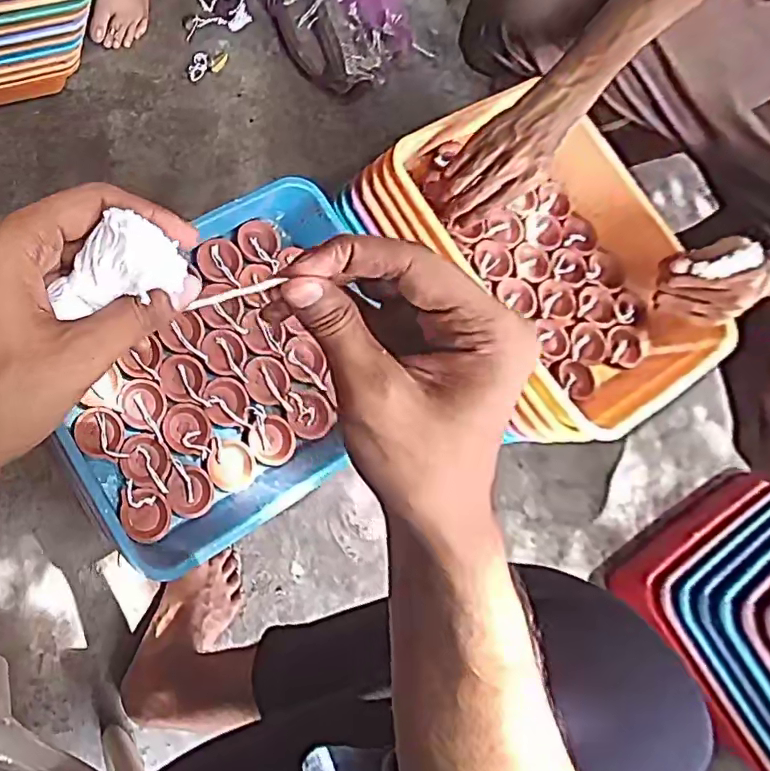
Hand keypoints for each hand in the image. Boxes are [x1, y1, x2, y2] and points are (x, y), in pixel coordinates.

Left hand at [0, 184, 198, 492]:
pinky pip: (59, 286)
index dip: (147, 217)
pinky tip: (122, 323)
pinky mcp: (4, 303)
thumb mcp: (73, 358)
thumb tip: (178, 292)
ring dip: (117, 280)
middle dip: (136, 252)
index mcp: (13, 243)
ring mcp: (2, 275)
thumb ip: (133, 318)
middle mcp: (5, 248)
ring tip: (157, 305)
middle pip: (85, 227)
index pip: (94, 202)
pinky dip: (93, 299)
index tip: (184, 244)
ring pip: (74, 259)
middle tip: (176, 281)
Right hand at [264, 237, 536, 534]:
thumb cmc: (416, 464)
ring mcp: (444, 329)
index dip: (350, 256)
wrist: (430, 514)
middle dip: (335, 272)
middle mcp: (473, 318)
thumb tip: (294, 282)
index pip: (415, 265)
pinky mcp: (417, 342)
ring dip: (328, 289)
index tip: (295, 269)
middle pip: (397, 270)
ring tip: (281, 300)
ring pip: (379, 286)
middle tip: (281, 284)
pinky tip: (300, 313)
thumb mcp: (372, 392)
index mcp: (488, 326)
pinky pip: (372, 311)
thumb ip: (336, 328)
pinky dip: (333, 310)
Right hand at [432, 83, 590, 222]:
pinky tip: (445, 178)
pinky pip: (461, 159)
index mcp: (527, 177)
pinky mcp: (483, 138)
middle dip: (457, 208)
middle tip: (446, 216)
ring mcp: (494, 152)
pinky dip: (451, 170)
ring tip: (441, 200)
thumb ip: (514, 187)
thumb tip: (488, 204)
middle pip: (475, 193)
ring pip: (464, 177)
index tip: (460, 224)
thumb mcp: (539, 170)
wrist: (548, 110)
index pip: (493, 203)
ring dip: (450, 191)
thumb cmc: (545, 141)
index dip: (473, 216)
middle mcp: (509, 166)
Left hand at [654, 236, 769, 323]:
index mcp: (743, 280)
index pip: (703, 281)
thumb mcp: (730, 247)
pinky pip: (689, 316)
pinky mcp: (718, 320)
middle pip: (690, 293)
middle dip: (669, 285)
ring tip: (660, 288)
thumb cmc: (744, 259)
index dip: (680, 275)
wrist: (768, 279)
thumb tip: (675, 265)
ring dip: (666, 297)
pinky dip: (672, 308)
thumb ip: (702, 255)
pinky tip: (665, 300)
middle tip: (660, 278)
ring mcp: (727, 312)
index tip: (668, 269)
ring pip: (686, 306)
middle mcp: (736, 300)